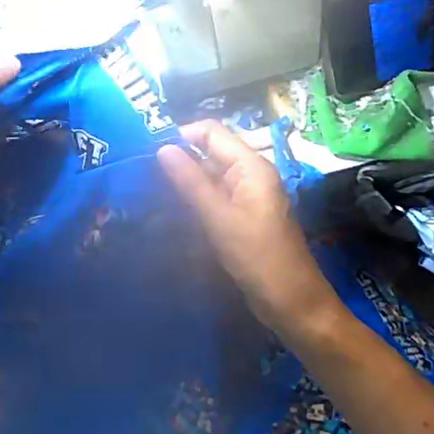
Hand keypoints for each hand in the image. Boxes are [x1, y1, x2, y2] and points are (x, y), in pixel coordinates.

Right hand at [156, 120, 346, 339]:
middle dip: (179, 157)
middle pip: (211, 151)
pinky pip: (215, 196)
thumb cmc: (258, 257)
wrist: (291, 301)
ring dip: (184, 179)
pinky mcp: (242, 216)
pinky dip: (194, 198)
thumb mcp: (219, 218)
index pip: (212, 131)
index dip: (181, 134)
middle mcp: (250, 174)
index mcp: (251, 166)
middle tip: (142, 170)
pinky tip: (171, 208)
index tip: (147, 149)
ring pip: (210, 175)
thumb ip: (190, 182)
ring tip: (149, 187)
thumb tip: (162, 148)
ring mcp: (247, 195)